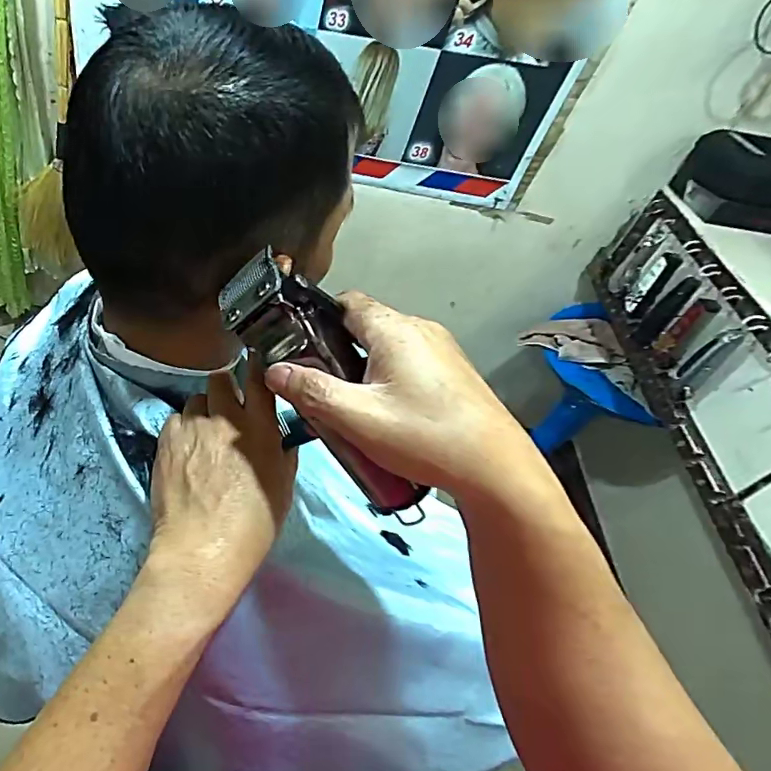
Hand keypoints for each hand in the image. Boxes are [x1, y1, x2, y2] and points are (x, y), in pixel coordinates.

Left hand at [145, 365, 296, 607]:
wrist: (202, 550)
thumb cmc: (253, 526)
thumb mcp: (283, 488)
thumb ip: (282, 453)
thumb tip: (279, 437)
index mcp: (260, 428)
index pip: (259, 379)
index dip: (258, 368)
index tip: (257, 366)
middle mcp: (225, 419)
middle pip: (221, 378)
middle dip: (226, 387)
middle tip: (229, 408)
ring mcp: (191, 427)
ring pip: (196, 399)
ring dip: (203, 410)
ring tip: (205, 434)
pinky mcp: (166, 440)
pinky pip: (175, 420)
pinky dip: (183, 428)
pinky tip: (186, 449)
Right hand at [264, 292, 534, 502]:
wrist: (493, 468)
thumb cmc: (427, 437)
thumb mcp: (357, 417)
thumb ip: (312, 391)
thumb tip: (276, 371)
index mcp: (394, 330)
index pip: (346, 302)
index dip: (317, 320)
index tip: (301, 349)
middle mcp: (420, 331)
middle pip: (365, 329)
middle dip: (338, 358)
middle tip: (326, 394)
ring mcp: (442, 352)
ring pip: (387, 352)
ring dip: (364, 377)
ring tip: (356, 415)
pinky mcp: (453, 375)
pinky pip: (410, 369)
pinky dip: (390, 387)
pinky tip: (389, 422)